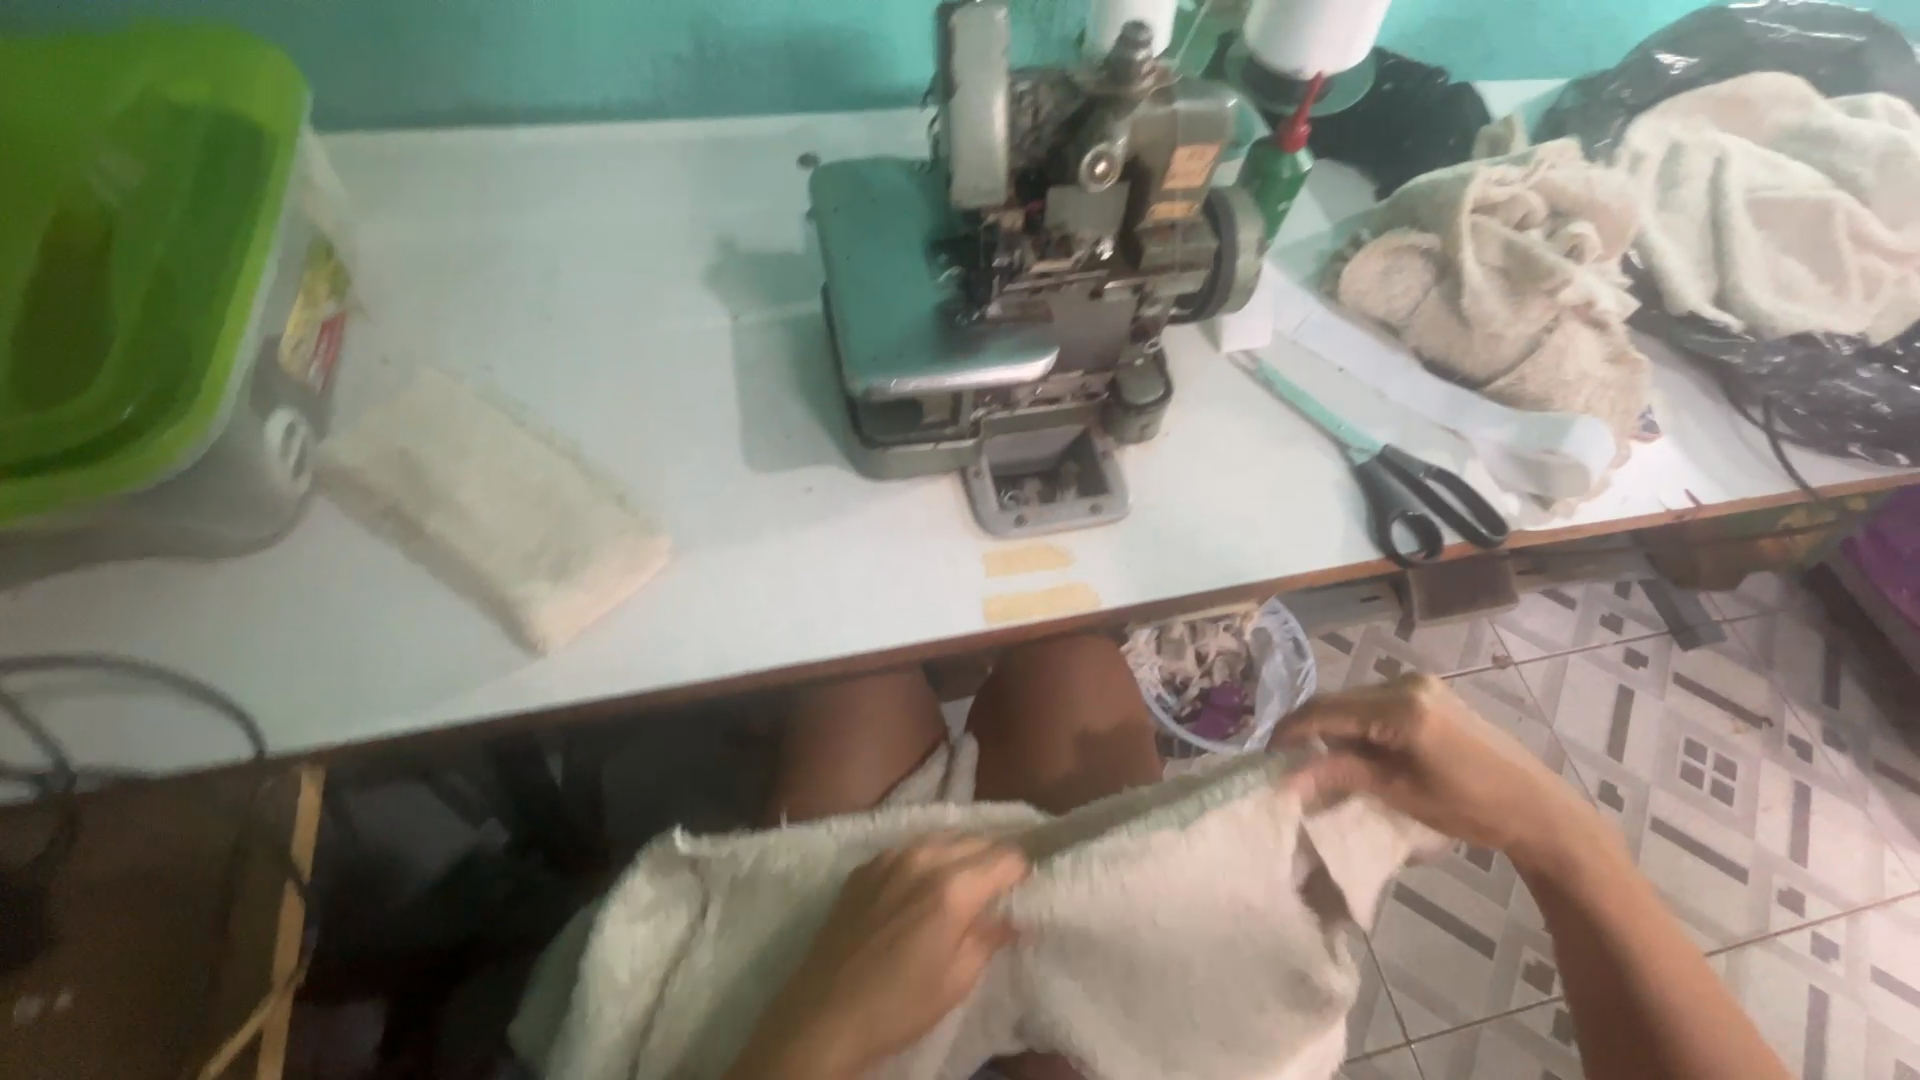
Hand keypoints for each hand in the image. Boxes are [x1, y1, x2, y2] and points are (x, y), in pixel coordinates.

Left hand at [726, 835, 1029, 1079]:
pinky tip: (926, 879)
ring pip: (943, 836)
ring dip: (963, 851)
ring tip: (969, 876)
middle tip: (1003, 884)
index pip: (1006, 857)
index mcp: (953, 888)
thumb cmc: (898, 1005)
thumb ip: (988, 939)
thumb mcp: (956, 981)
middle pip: (977, 839)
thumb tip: (1009, 917)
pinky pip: (910, 846)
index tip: (1025, 887)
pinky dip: (929, 855)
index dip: (1023, 870)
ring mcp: (890, 857)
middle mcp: (923, 858)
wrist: (823, 1012)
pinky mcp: (866, 866)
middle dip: (996, 856)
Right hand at [1276, 673, 1600, 866]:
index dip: (1290, 731)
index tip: (1265, 755)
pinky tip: (1352, 748)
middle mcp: (1406, 684)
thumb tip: (1284, 780)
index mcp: (1400, 708)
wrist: (1538, 808)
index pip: (1325, 711)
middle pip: (1336, 701)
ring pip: (1353, 701)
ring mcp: (1419, 684)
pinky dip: (1356, 723)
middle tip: (1287, 761)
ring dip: (1331, 726)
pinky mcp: (1428, 692)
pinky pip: (1375, 702)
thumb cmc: (1471, 808)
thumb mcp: (1399, 793)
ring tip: (1316, 759)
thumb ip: (1339, 775)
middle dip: (1307, 729)